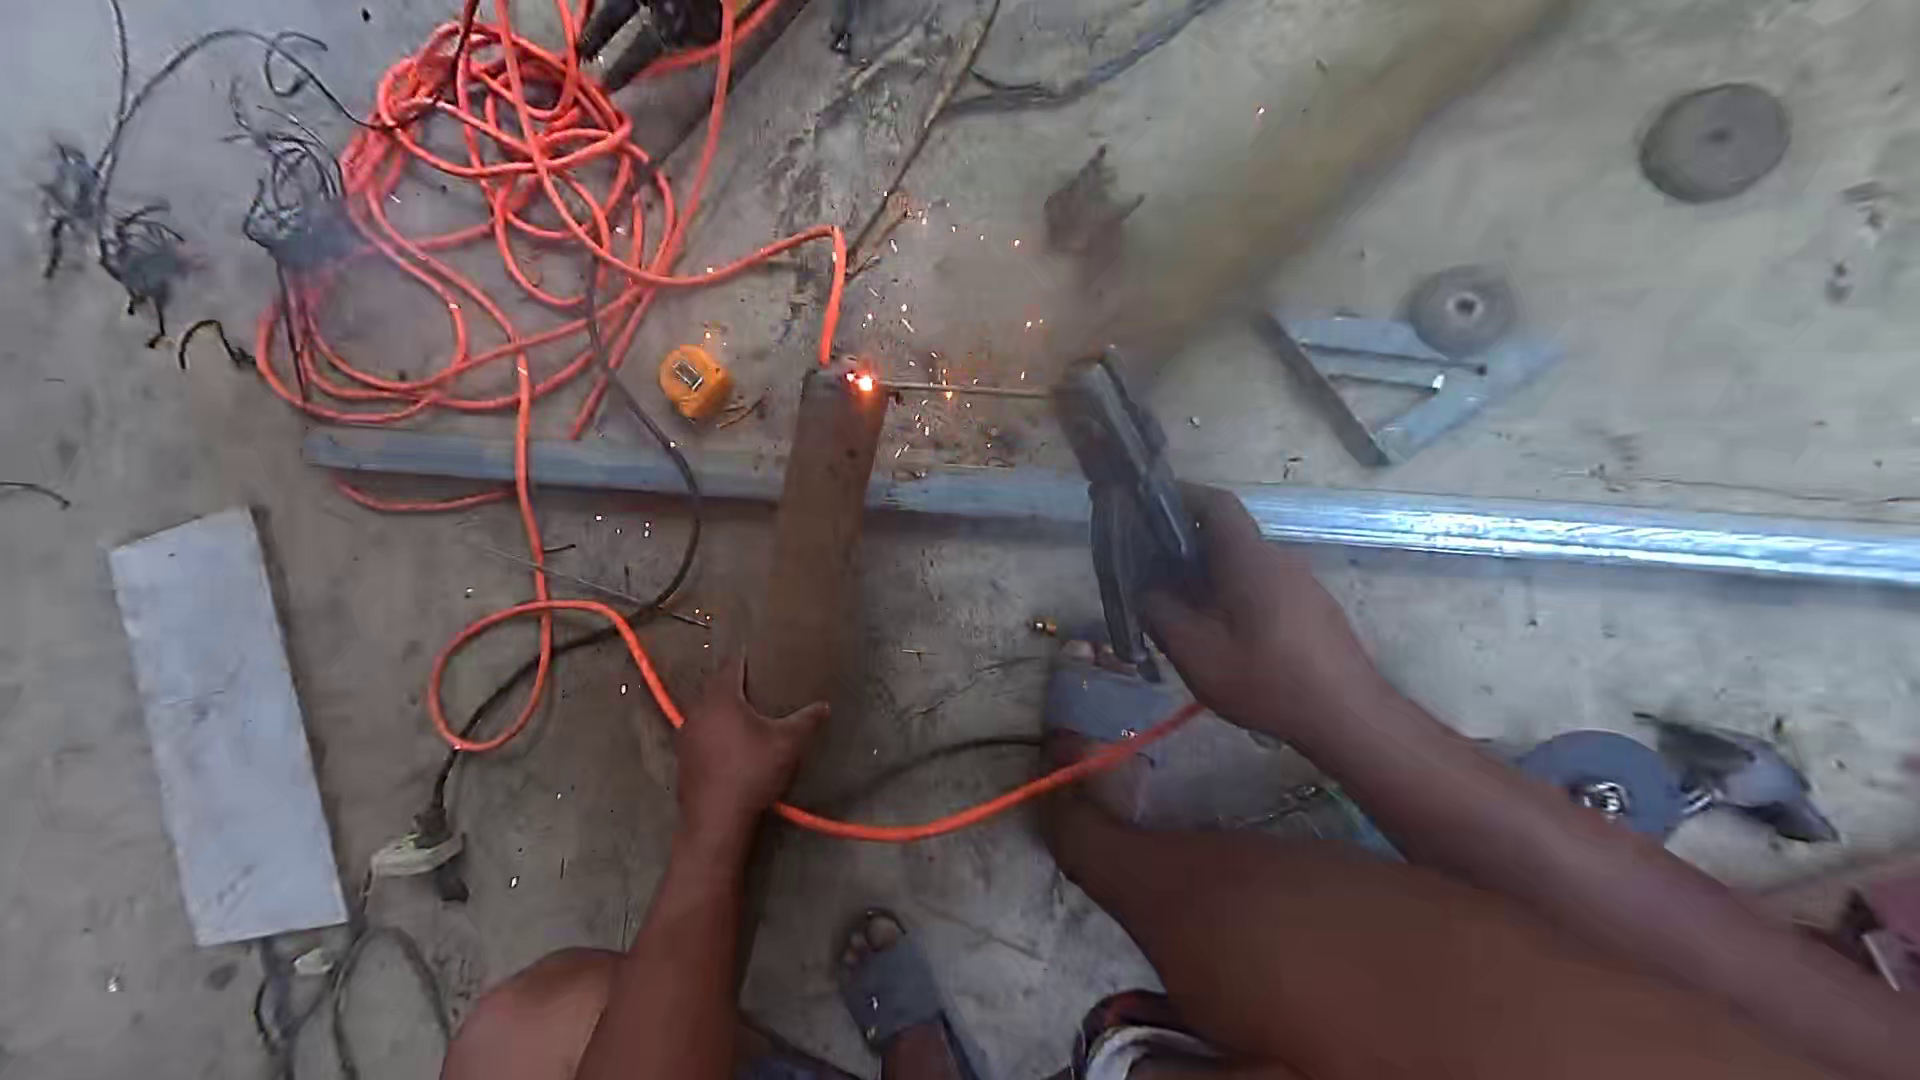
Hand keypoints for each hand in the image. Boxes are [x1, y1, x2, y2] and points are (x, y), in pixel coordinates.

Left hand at [674, 658, 825, 835]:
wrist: (716, 820)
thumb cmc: (752, 771)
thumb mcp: (788, 743)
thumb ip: (807, 720)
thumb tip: (824, 706)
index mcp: (721, 699)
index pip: (731, 666)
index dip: (746, 659)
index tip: (761, 656)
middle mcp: (698, 711)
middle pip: (715, 686)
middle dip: (734, 682)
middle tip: (758, 683)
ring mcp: (686, 736)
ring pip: (706, 710)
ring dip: (723, 707)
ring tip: (746, 711)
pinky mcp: (683, 758)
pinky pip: (701, 731)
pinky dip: (715, 729)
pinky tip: (731, 742)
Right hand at [1143, 485, 1383, 738]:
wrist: (1349, 719)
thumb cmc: (1267, 679)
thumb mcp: (1196, 652)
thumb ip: (1161, 613)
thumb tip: (1146, 589)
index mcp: (1249, 559)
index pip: (1216, 504)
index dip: (1181, 495)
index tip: (1149, 506)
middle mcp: (1278, 560)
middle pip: (1225, 536)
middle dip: (1184, 546)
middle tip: (1151, 573)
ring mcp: (1299, 584)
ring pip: (1241, 564)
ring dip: (1207, 576)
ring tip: (1179, 609)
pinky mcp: (1310, 608)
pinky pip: (1259, 586)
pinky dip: (1230, 594)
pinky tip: (1219, 633)